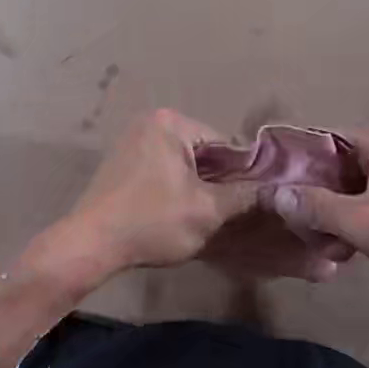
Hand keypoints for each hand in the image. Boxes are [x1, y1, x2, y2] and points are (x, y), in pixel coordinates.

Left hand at [25, 110, 341, 292]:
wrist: (89, 245)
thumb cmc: (151, 222)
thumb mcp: (207, 211)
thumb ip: (245, 196)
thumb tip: (279, 190)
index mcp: (171, 122)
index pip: (225, 143)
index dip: (242, 174)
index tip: (251, 203)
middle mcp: (151, 122)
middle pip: (204, 152)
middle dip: (218, 180)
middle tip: (228, 213)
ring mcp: (132, 141)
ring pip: (184, 164)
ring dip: (197, 187)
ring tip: (205, 217)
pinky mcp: (122, 163)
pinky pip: (162, 170)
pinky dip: (175, 189)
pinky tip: (179, 215)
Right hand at [272, 128, 368, 317]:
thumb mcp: (364, 223)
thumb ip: (316, 206)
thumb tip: (273, 193)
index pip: (328, 138)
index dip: (300, 162)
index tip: (277, 188)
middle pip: (343, 164)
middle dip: (319, 194)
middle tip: (298, 224)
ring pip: (360, 188)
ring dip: (339, 213)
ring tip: (322, 243)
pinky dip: (362, 222)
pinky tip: (350, 250)